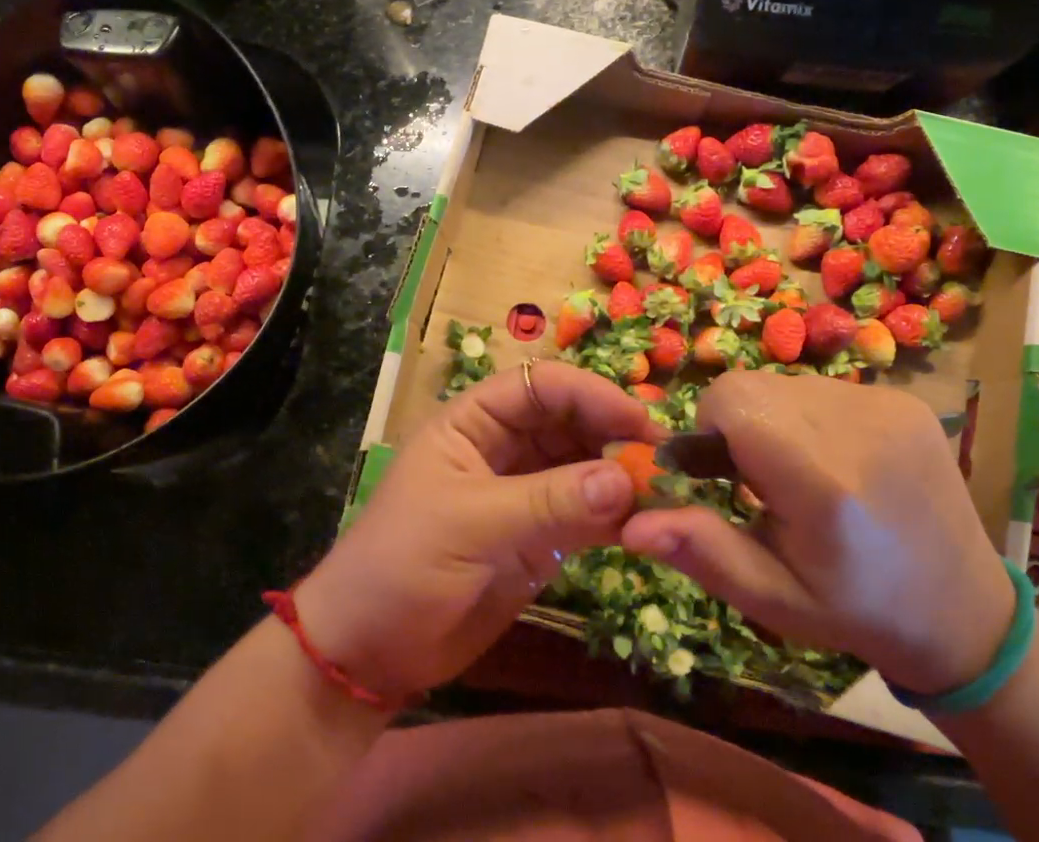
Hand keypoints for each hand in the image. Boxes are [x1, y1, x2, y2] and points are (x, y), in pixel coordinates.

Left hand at [294, 361, 668, 701]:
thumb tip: (626, 479)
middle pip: (571, 424)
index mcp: (472, 425)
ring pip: (584, 469)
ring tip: (668, 495)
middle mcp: (503, 451)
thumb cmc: (401, 566)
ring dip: (622, 479)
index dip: (590, 394)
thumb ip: (548, 501)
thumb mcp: (470, 524)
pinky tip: (648, 526)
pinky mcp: (539, 541)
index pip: (540, 387)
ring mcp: (523, 496)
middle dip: (615, 436)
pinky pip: (587, 516)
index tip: (640, 422)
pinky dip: (618, 519)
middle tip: (668, 462)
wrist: (370, 651)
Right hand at [619, 371, 1014, 694]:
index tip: (716, 477)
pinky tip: (829, 465)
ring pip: (782, 383)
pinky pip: (819, 389)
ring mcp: (889, 406)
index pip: (733, 400)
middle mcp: (861, 427)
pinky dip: (803, 418)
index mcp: (825, 482)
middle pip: (752, 385)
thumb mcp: (771, 597)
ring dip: (767, 420)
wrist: (960, 608)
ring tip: (794, 476)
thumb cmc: (855, 610)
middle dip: (732, 426)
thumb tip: (629, 523)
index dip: (707, 430)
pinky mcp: (904, 400)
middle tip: (752, 482)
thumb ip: (701, 551)